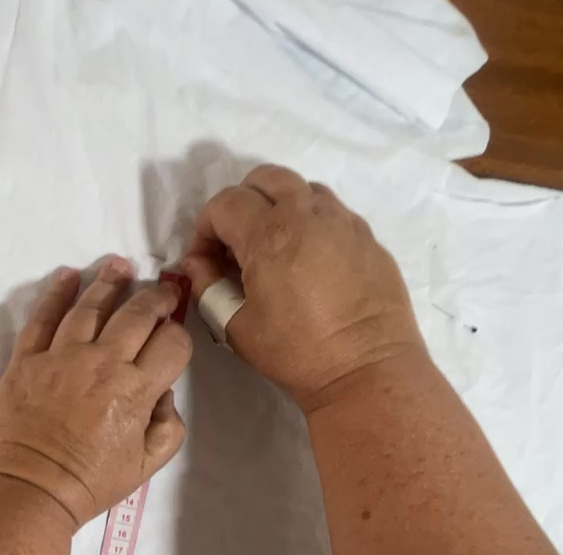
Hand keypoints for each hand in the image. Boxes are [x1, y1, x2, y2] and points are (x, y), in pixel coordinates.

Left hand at [0, 258, 190, 528]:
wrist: (25, 491)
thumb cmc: (87, 484)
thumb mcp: (145, 467)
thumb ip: (168, 427)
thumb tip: (163, 393)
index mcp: (135, 390)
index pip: (171, 343)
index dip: (179, 336)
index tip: (174, 336)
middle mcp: (101, 363)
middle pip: (136, 314)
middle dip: (155, 298)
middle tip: (162, 292)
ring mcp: (60, 357)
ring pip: (90, 306)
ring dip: (109, 282)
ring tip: (120, 266)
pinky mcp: (26, 360)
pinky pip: (42, 318)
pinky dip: (56, 293)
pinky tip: (67, 276)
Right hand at [180, 164, 424, 413]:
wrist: (364, 368)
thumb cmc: (294, 352)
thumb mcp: (236, 326)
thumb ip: (208, 286)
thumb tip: (196, 264)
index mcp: (270, 234)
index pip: (224, 204)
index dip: (204, 229)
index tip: (204, 261)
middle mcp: (308, 214)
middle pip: (264, 178)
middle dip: (240, 204)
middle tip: (235, 245)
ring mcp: (343, 221)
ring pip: (300, 189)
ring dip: (277, 208)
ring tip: (272, 250)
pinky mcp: (366, 236)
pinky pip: (330, 212)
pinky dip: (307, 224)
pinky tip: (305, 264)